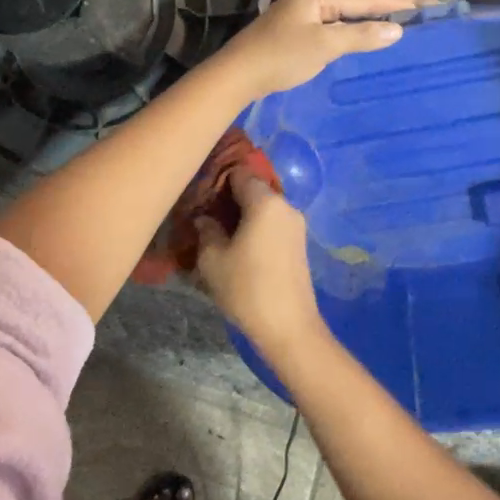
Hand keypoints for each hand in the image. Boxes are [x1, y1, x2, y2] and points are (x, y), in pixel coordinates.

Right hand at [192, 170, 324, 350]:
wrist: (289, 326)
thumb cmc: (247, 288)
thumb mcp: (212, 259)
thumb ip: (206, 230)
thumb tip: (205, 218)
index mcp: (266, 202)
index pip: (240, 173)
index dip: (218, 177)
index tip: (200, 190)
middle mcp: (285, 206)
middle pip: (254, 189)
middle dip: (229, 197)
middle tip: (205, 212)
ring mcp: (296, 226)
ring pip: (264, 208)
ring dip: (243, 214)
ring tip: (218, 231)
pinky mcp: (299, 245)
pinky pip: (273, 225)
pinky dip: (256, 227)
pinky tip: (238, 245)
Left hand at [220, 0, 416, 96]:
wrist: (238, 73)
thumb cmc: (282, 57)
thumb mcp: (325, 46)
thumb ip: (361, 35)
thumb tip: (397, 30)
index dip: (395, 3)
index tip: (423, 5)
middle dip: (384, 1)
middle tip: (414, 7)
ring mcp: (303, 6)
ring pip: (345, 4)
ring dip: (368, 9)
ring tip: (394, 14)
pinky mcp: (297, 22)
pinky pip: (334, 15)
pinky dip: (352, 19)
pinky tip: (360, 26)